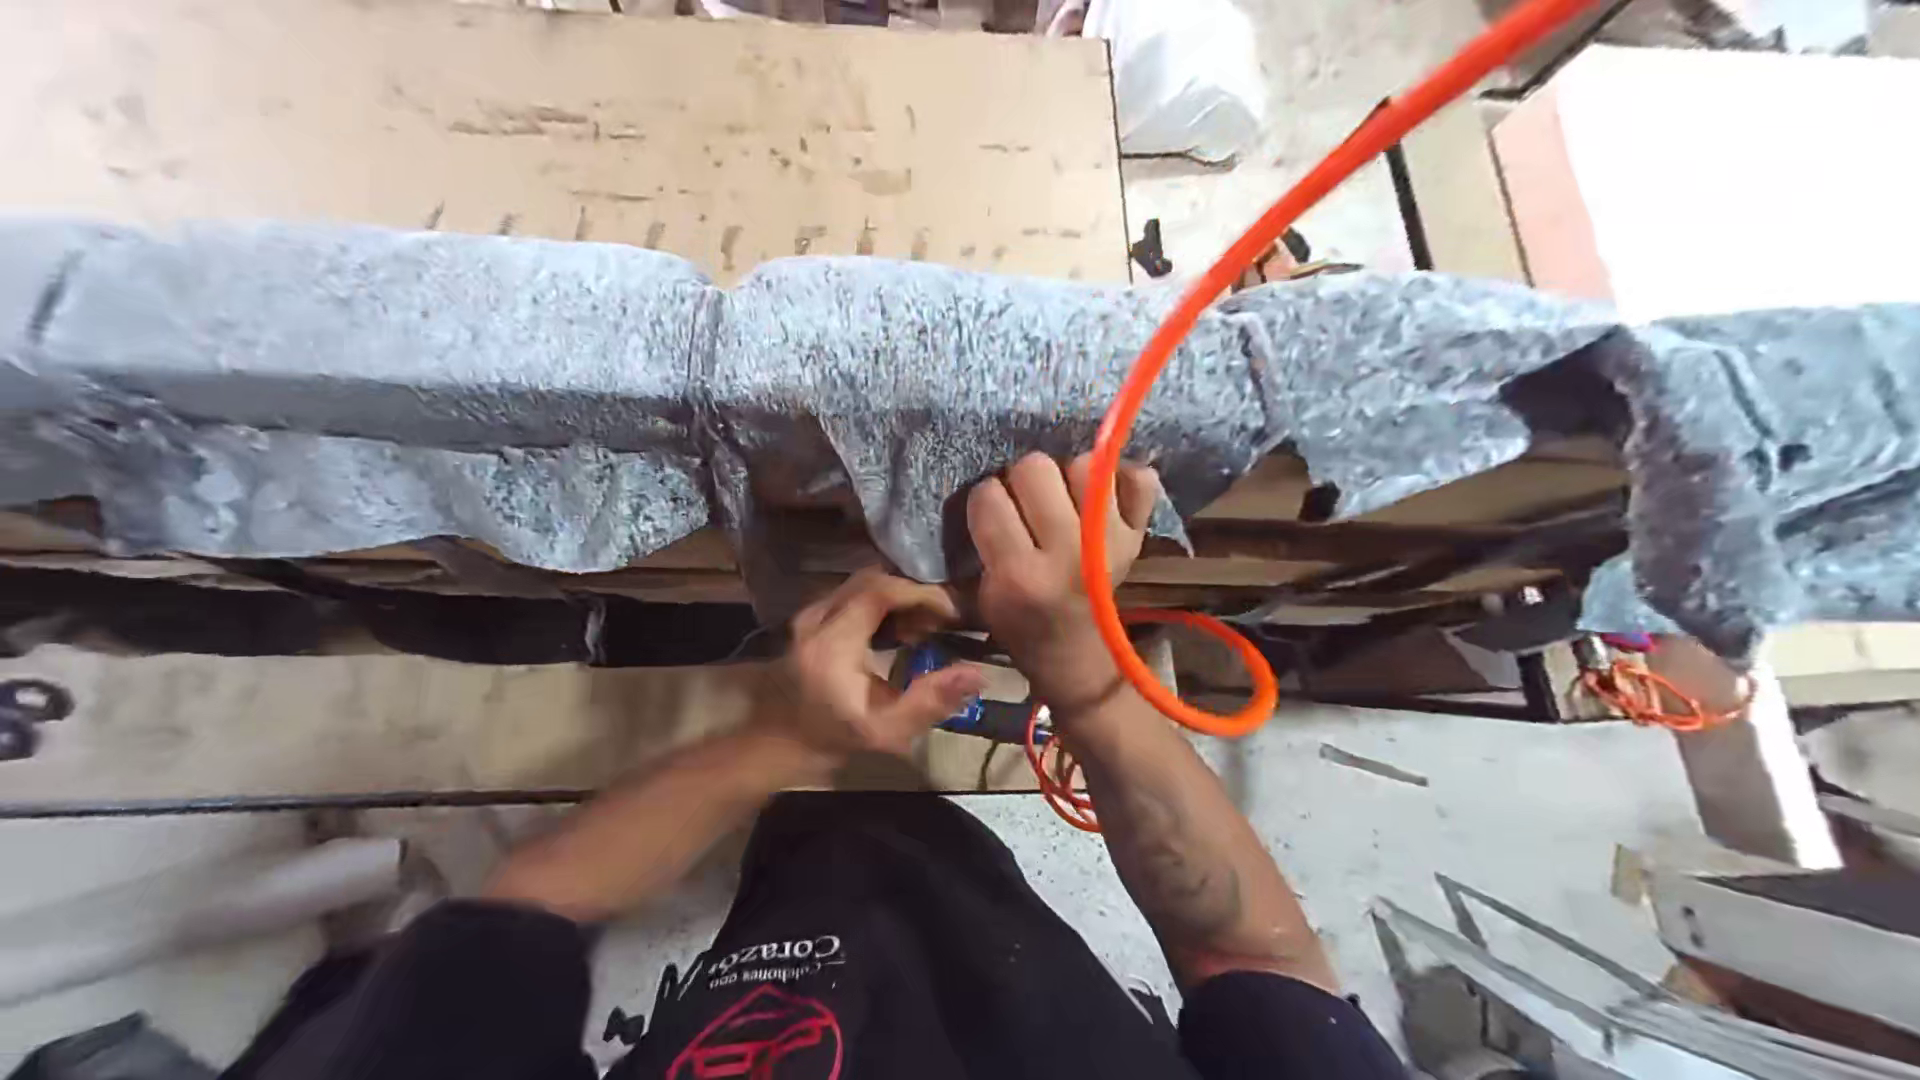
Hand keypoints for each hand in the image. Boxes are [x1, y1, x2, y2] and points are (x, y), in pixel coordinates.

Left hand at [755, 567, 986, 764]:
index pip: (879, 591)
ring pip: (865, 582)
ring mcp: (812, 612)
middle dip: (915, 593)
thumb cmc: (835, 737)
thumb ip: (930, 701)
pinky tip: (903, 630)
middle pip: (874, 579)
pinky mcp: (814, 613)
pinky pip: (856, 591)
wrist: (782, 738)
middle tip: (944, 620)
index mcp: (832, 643)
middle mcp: (818, 617)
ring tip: (927, 627)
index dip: (921, 593)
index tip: (952, 612)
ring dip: (901, 597)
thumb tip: (977, 674)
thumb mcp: (887, 730)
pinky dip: (885, 602)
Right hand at [967, 452, 1159, 717]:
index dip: (986, 500)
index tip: (993, 515)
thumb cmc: (1019, 622)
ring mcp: (1110, 541)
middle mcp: (1069, 552)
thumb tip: (994, 483)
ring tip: (1062, 502)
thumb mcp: (983, 592)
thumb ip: (984, 539)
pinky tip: (1100, 498)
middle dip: (1022, 481)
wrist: (1075, 655)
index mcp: (1020, 574)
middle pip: (1034, 468)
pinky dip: (1122, 480)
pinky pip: (1140, 478)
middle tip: (1026, 505)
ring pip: (1082, 464)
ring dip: (1067, 477)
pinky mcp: (1138, 536)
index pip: (989, 496)